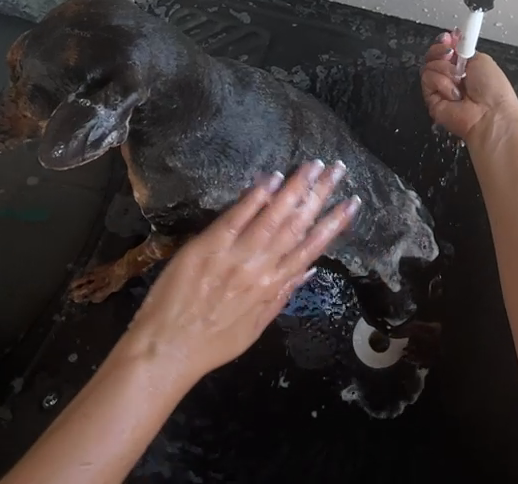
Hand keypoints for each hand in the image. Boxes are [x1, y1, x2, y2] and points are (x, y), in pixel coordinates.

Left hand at [117, 161, 357, 383]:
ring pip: (273, 216)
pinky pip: (236, 218)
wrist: (165, 351)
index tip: (352, 202)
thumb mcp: (256, 328)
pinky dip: (255, 198)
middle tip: (338, 169)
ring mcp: (235, 255)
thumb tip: (311, 269)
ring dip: (295, 188)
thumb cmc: (212, 344)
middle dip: (320, 194)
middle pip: (297, 224)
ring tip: (314, 165)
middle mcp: (261, 267)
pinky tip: (272, 178)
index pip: (312, 248)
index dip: (334, 223)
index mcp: (274, 286)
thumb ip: (283, 295)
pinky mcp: (208, 246)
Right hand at [422, 31, 517, 147]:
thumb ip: (464, 47)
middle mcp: (451, 76)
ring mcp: (441, 87)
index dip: (444, 41)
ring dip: (445, 70)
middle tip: (453, 57)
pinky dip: (442, 83)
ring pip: (429, 65)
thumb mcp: (481, 59)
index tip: (449, 39)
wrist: (490, 113)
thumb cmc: (493, 90)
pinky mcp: (432, 99)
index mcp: (464, 65)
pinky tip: (454, 94)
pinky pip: (428, 79)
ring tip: (459, 81)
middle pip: (433, 55)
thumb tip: (454, 35)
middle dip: (441, 51)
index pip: (445, 48)